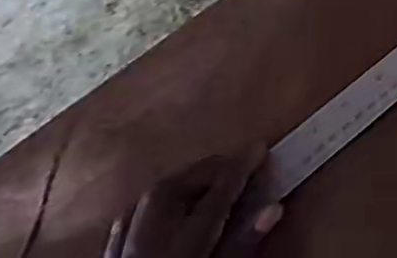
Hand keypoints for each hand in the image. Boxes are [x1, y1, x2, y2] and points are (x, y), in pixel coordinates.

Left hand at [102, 149, 283, 257]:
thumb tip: (274, 207)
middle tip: (237, 170)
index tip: (260, 148)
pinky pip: (129, 218)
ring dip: (183, 183)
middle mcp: (148, 241)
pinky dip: (153, 205)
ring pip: (151, 196)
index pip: (217, 193)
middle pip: (179, 185)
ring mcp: (122, 251)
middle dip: (210, 170)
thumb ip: (242, 246)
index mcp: (181, 248)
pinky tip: (168, 213)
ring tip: (208, 186)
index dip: (241, 168)